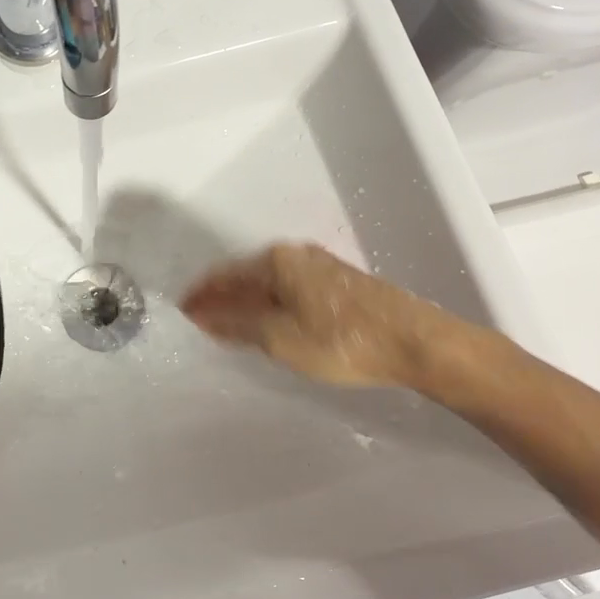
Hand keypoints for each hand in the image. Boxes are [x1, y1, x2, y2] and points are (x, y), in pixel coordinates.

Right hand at [181, 242, 465, 389]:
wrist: (416, 343)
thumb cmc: (340, 341)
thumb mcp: (279, 339)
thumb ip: (237, 326)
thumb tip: (202, 316)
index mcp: (276, 260)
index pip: (224, 273)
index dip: (201, 294)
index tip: (183, 311)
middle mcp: (296, 255)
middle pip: (246, 274)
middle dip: (222, 297)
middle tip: (202, 322)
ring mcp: (321, 267)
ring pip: (269, 283)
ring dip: (247, 303)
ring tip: (231, 327)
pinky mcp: (340, 285)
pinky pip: (290, 290)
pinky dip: (271, 305)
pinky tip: (272, 325)